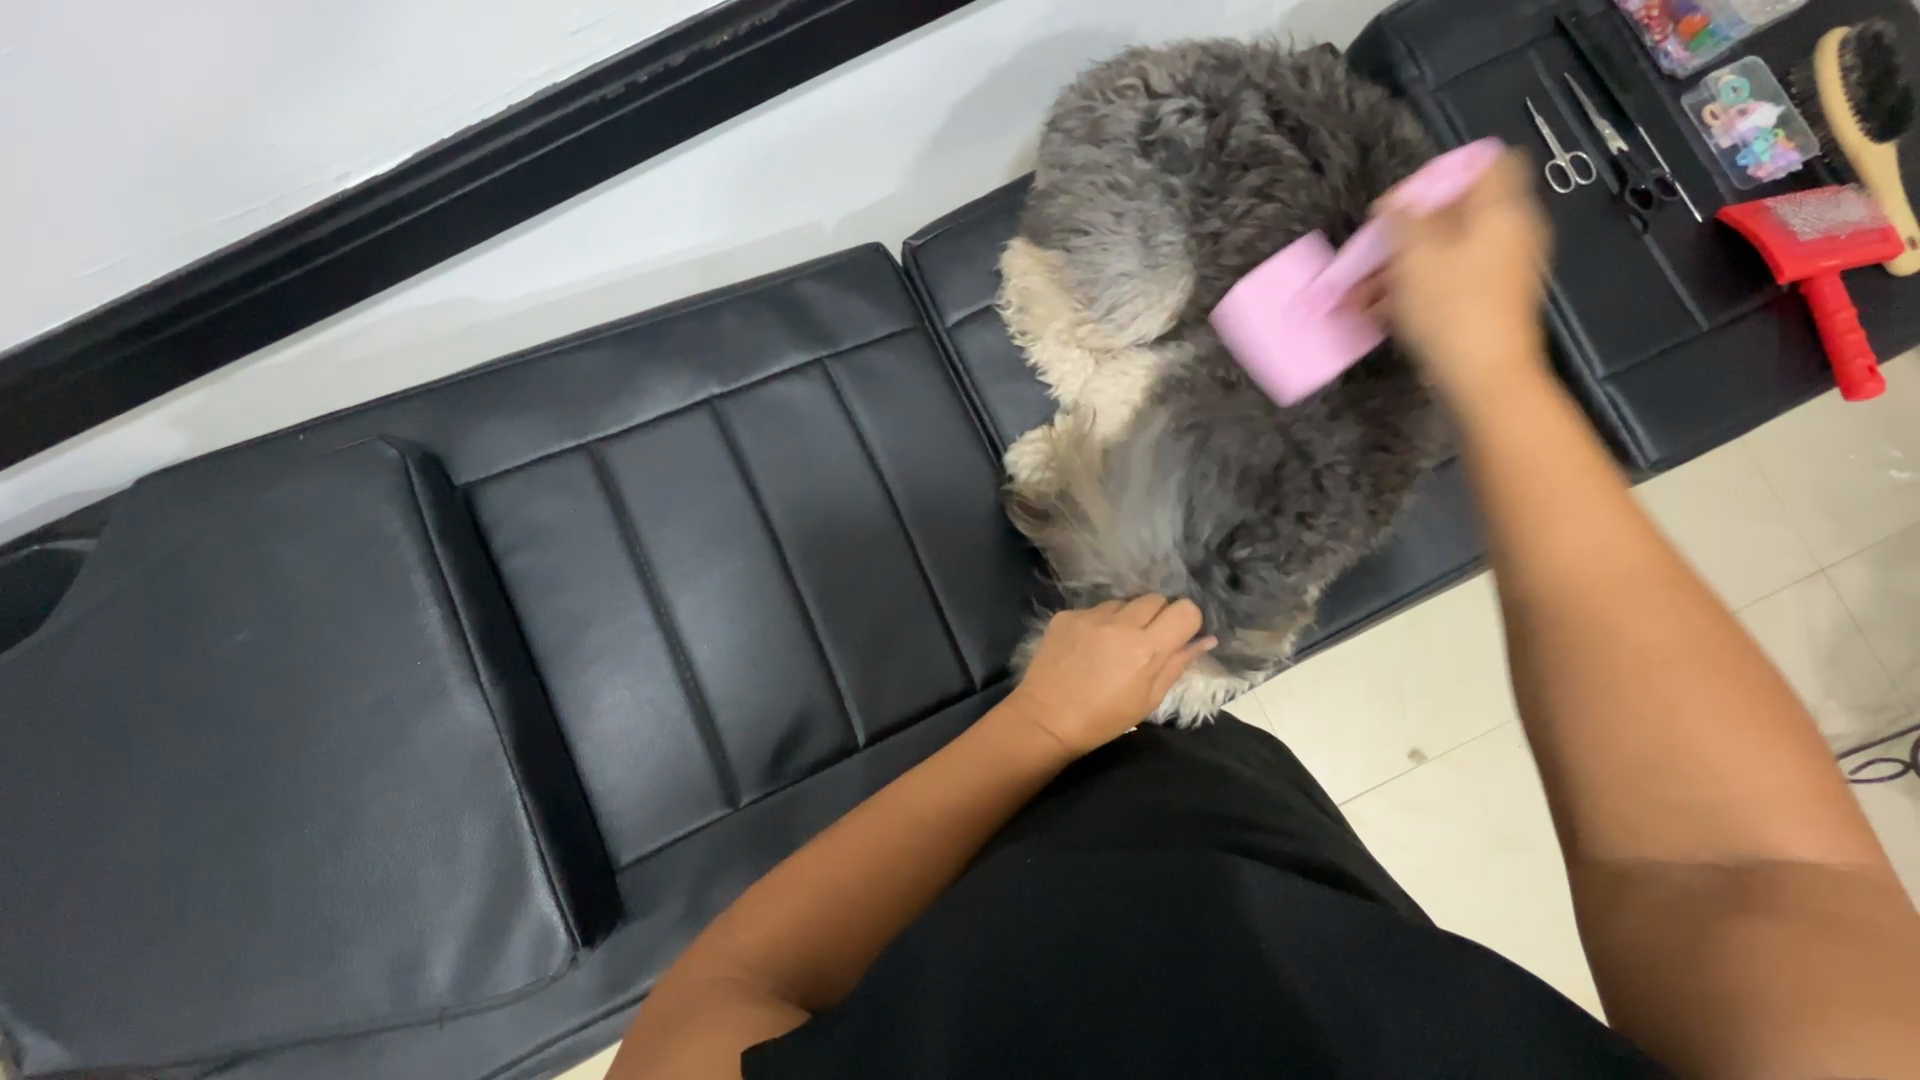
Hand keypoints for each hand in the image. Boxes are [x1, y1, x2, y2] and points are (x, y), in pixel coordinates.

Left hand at [1004, 596, 1216, 757]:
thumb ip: (1178, 663)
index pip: (1185, 610)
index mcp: (1146, 648)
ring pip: (1124, 602)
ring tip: (1113, 646)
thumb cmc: (1104, 718)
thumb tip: (1207, 639)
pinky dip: (1098, 623)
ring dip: (1126, 618)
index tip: (1178, 636)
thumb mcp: (1149, 698)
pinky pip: (1095, 609)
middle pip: (1155, 598)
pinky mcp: (1066, 615)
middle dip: (1158, 616)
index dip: (1186, 621)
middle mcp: (1120, 624)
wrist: (1046, 719)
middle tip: (1146, 642)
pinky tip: (1088, 647)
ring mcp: (1090, 616)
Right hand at [1367, 149, 1554, 404]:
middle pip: (1458, 215)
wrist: (1484, 375)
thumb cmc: (1450, 308)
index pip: (1487, 164)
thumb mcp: (1415, 256)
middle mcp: (1509, 234)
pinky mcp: (1487, 303)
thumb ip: (1402, 220)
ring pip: (1445, 254)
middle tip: (1372, 249)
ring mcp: (1500, 271)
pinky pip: (1447, 283)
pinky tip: (1376, 311)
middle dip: (1409, 230)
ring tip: (1359, 291)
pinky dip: (1414, 290)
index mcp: (1501, 211)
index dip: (1444, 173)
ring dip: (1401, 266)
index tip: (1406, 198)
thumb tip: (1395, 200)